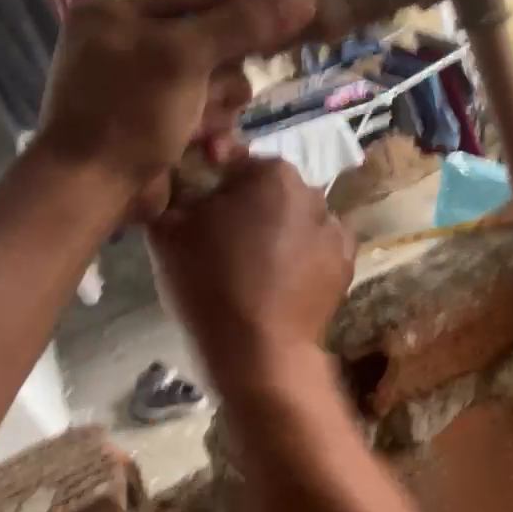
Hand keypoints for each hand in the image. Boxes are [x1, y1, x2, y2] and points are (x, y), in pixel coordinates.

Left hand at [34, 0, 316, 218]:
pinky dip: (213, 128)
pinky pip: (206, 111)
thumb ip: (242, 25)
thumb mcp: (185, 58)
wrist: (91, 189)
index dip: (249, 4)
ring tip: (205, 128)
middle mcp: (130, 42)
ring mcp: (145, 85)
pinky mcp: (158, 121)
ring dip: (220, 106)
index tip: (298, 7)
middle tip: (227, 88)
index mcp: (119, 12)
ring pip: (216, 81)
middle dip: (225, 73)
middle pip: (213, 42)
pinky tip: (209, 146)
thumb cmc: (129, 113)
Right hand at [148, 157, 356, 391]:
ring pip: (296, 219)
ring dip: (278, 231)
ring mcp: (335, 230)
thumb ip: (176, 189)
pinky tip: (280, 281)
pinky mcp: (346, 264)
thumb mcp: (167, 228)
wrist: (258, 349)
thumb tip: (184, 178)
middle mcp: (312, 193)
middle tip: (221, 241)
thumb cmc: (208, 282)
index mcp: (273, 173)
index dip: (213, 184)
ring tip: (252, 267)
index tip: (196, 211)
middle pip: (271, 190)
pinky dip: (301, 257)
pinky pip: (316, 249)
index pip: (237, 162)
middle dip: (249, 206)